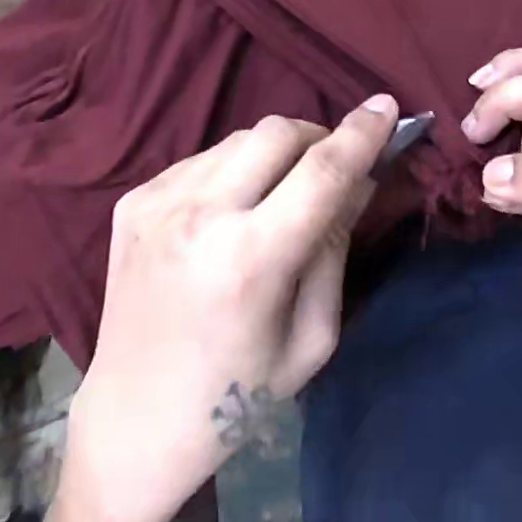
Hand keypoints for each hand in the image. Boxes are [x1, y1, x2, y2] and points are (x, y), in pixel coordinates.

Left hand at [52, 97, 395, 521]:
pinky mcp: (134, 199)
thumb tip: (359, 179)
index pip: (321, 173)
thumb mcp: (312, 337)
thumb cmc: (238, 394)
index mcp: (250, 260)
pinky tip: (228, 212)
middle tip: (329, 167)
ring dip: (272, 154)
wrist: (136, 414)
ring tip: (275, 196)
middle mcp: (200, 217)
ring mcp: (158, 202)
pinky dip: (231, 171)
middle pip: (275, 132)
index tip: (386, 107)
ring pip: (237, 140)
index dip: (361, 134)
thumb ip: (335, 248)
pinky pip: (201, 159)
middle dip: (315, 137)